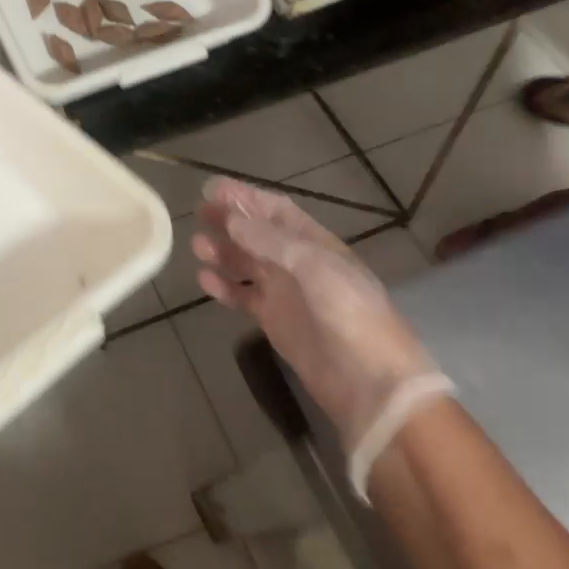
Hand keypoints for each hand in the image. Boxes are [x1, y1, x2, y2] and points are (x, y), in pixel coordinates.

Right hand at [194, 179, 447, 484]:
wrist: (371, 381)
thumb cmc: (350, 314)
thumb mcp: (315, 268)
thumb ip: (271, 242)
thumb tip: (230, 220)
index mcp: (315, 244)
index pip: (275, 211)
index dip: (245, 197)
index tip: (212, 187)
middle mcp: (297, 263)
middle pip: (257, 234)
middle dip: (229, 221)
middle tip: (198, 211)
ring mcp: (285, 293)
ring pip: (246, 263)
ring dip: (222, 251)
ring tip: (197, 245)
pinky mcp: (274, 321)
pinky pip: (242, 296)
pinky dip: (223, 286)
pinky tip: (204, 279)